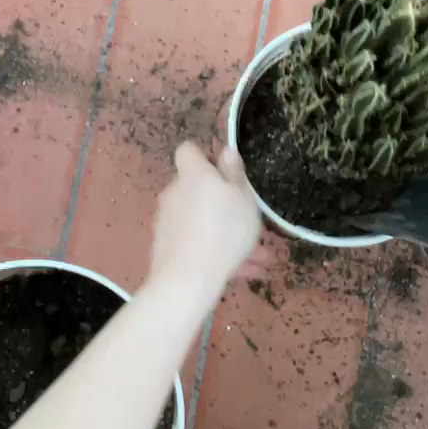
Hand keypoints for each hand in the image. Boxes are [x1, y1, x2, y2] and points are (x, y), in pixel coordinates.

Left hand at [147, 143, 263, 297]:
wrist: (189, 278)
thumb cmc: (224, 229)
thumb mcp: (242, 198)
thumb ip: (234, 173)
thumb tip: (225, 150)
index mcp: (193, 175)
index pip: (188, 152)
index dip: (205, 158)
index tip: (224, 172)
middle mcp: (175, 194)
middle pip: (197, 191)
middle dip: (223, 205)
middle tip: (250, 222)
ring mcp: (168, 222)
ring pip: (203, 223)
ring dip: (228, 235)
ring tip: (260, 257)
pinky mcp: (167, 248)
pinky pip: (198, 245)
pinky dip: (220, 254)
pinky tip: (248, 272)